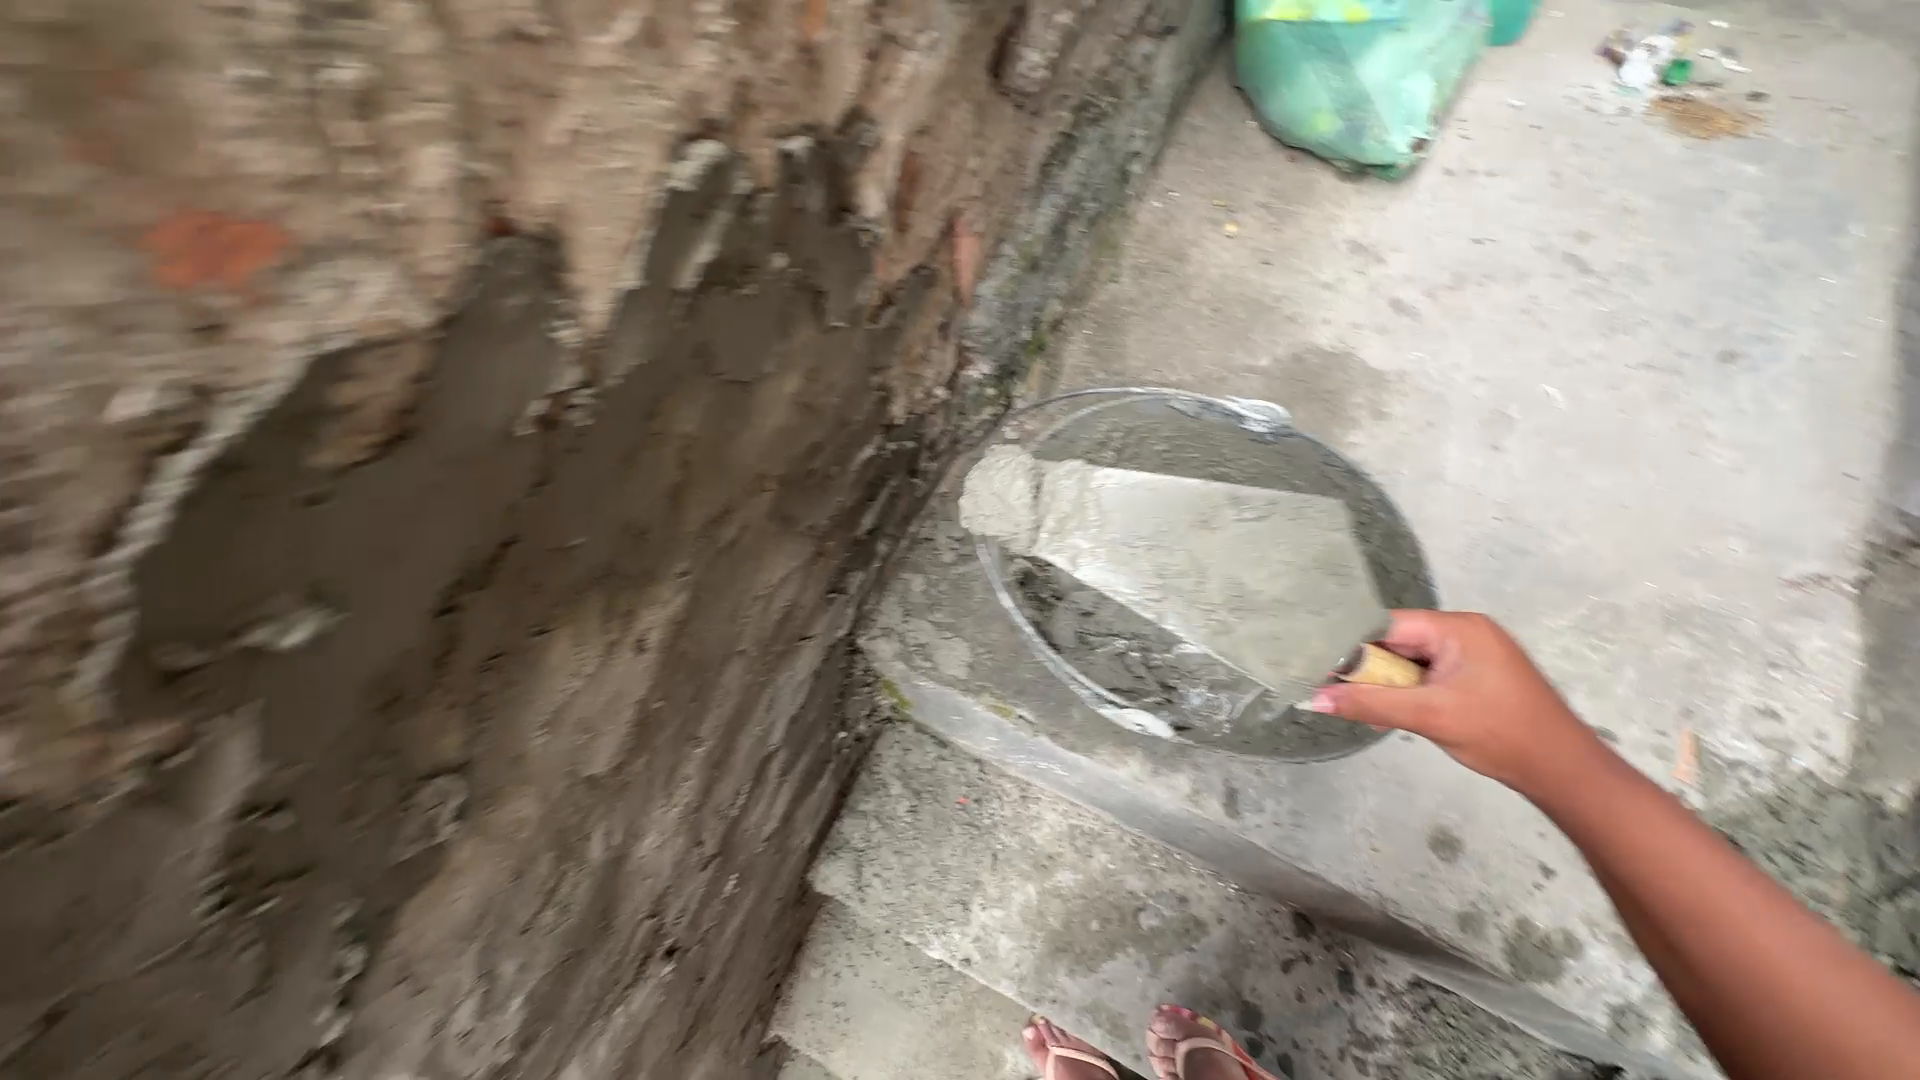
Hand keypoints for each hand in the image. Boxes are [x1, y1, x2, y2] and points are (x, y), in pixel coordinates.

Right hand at [1309, 611, 1605, 794]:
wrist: (1565, 773)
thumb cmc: (1502, 734)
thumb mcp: (1429, 717)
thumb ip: (1369, 703)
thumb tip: (1313, 698)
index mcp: (1457, 628)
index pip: (1387, 625)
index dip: (1350, 644)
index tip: (1316, 665)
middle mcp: (1462, 632)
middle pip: (1394, 642)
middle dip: (1366, 668)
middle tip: (1332, 690)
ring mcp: (1469, 655)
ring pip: (1406, 662)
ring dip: (1384, 684)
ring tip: (1354, 704)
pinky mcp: (1471, 677)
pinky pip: (1423, 676)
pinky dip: (1403, 692)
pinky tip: (1385, 711)